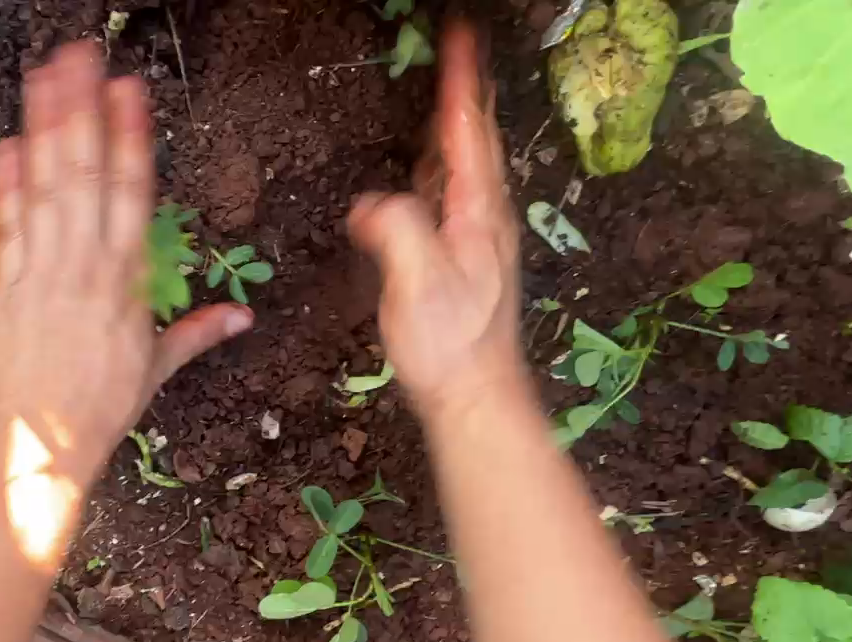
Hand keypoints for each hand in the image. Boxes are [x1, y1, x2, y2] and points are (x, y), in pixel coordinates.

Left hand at [0, 42, 251, 484]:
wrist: (49, 446)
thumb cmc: (106, 407)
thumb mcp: (156, 369)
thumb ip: (198, 333)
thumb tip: (245, 318)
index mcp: (128, 283)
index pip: (132, 196)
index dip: (129, 139)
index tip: (127, 90)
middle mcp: (86, 268)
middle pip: (85, 176)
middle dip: (82, 110)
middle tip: (80, 53)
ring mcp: (42, 276)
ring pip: (45, 190)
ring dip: (43, 130)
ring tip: (43, 76)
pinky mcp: (7, 291)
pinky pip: (7, 230)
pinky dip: (5, 187)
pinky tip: (6, 145)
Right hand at [348, 22, 521, 425]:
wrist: (472, 396)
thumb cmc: (447, 344)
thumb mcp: (416, 282)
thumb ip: (395, 230)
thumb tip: (367, 204)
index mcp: (477, 214)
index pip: (468, 134)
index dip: (462, 83)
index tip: (460, 35)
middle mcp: (484, 220)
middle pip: (475, 145)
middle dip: (464, 100)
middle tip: (455, 59)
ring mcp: (477, 244)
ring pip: (466, 174)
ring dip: (453, 136)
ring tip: (441, 106)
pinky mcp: (464, 267)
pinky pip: (452, 204)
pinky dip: (440, 177)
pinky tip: (425, 183)